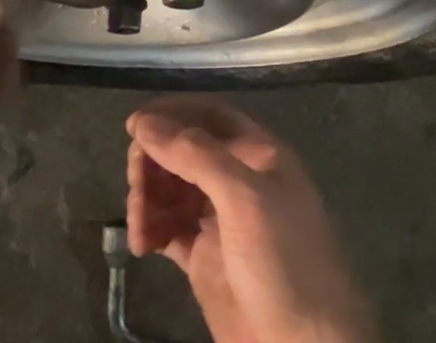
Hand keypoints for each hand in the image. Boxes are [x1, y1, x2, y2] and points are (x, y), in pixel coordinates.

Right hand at [126, 97, 377, 342]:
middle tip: (137, 185)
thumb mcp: (244, 197)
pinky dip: (150, 229)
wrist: (300, 342)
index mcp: (259, 154)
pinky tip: (143, 246)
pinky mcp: (203, 255)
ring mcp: (220, 218)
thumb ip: (196, 155)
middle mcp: (238, 179)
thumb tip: (144, 121)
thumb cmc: (282, 258)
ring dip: (148, 198)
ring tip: (141, 228)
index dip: (173, 114)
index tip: (134, 125)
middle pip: (185, 152)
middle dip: (156, 161)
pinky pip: (167, 227)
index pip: (210, 116)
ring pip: (172, 189)